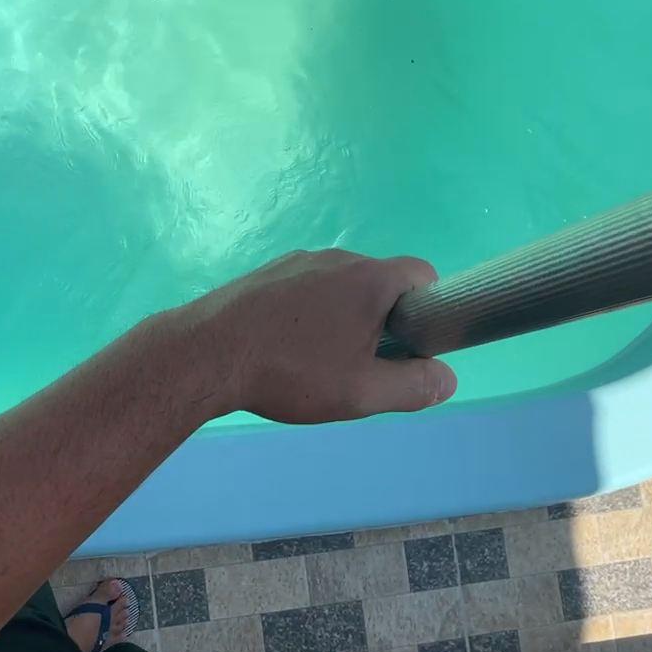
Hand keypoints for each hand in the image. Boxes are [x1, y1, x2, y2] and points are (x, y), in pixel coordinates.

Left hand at [180, 249, 456, 424]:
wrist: (204, 355)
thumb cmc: (290, 372)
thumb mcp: (363, 393)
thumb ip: (414, 386)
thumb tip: (446, 378)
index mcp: (370, 277)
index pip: (423, 276)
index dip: (427, 310)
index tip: (409, 346)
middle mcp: (335, 258)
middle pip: (378, 284)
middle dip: (381, 321)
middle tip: (358, 364)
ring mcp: (293, 261)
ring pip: (336, 288)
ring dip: (339, 319)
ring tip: (312, 362)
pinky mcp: (262, 274)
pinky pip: (300, 291)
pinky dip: (303, 315)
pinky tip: (280, 348)